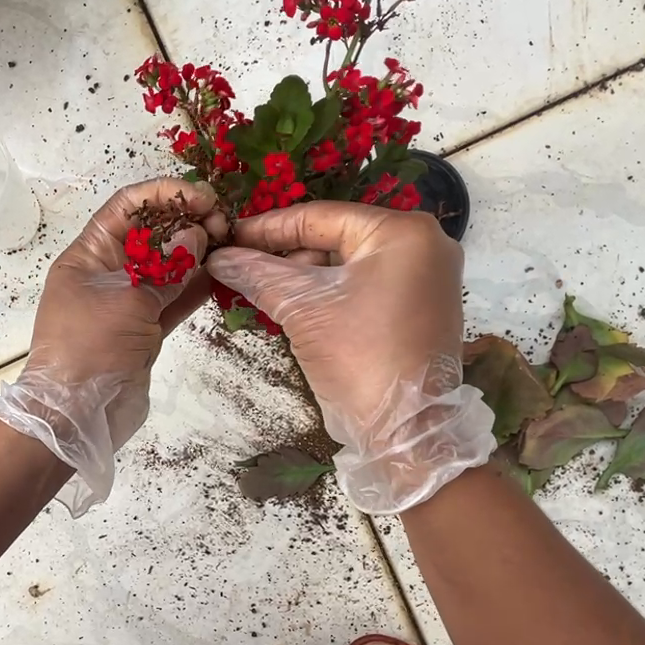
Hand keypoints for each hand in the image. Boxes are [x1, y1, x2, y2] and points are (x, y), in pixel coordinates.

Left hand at [0, 178, 221, 515]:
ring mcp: (126, 302)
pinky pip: (172, 298)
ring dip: (196, 252)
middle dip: (186, 221)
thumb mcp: (126, 302)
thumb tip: (197, 236)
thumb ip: (165, 268)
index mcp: (87, 256)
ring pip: (166, 265)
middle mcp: (106, 273)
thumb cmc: (89, 350)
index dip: (164, 194)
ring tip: (230, 242)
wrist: (76, 415)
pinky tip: (222, 272)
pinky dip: (195, 285)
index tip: (204, 197)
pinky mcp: (143, 328)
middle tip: (225, 224)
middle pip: (150, 232)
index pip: (126, 208)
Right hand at [205, 202, 493, 513]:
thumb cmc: (358, 356)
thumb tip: (218, 257)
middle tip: (239, 265)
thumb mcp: (301, 308)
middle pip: (335, 238)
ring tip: (258, 287)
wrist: (405, 427)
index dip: (267, 228)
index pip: (320, 217)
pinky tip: (291, 304)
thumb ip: (257, 273)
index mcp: (402, 232)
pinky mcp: (420, 307)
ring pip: (348, 264)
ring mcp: (426, 278)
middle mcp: (423, 244)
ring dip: (302, 275)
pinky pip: (364, 286)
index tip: (228, 237)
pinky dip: (328, 293)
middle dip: (284, 253)